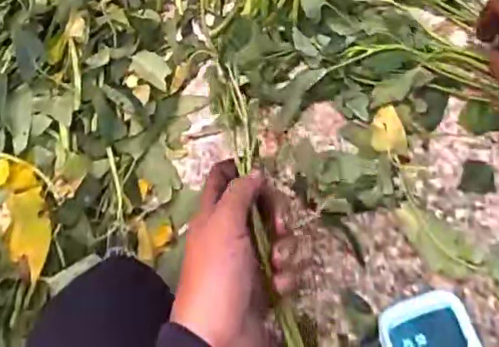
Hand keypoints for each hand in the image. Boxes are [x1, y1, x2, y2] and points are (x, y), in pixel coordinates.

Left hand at [171, 160, 297, 346]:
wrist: (220, 340)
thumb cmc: (217, 273)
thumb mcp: (224, 224)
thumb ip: (239, 193)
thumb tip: (254, 172)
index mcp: (213, 215)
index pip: (221, 178)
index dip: (238, 168)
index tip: (261, 168)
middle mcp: (230, 233)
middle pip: (257, 205)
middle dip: (274, 212)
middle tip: (279, 225)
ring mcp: (247, 260)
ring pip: (275, 237)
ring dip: (283, 247)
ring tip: (278, 263)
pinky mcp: (264, 286)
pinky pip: (283, 269)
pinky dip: (285, 275)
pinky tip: (278, 286)